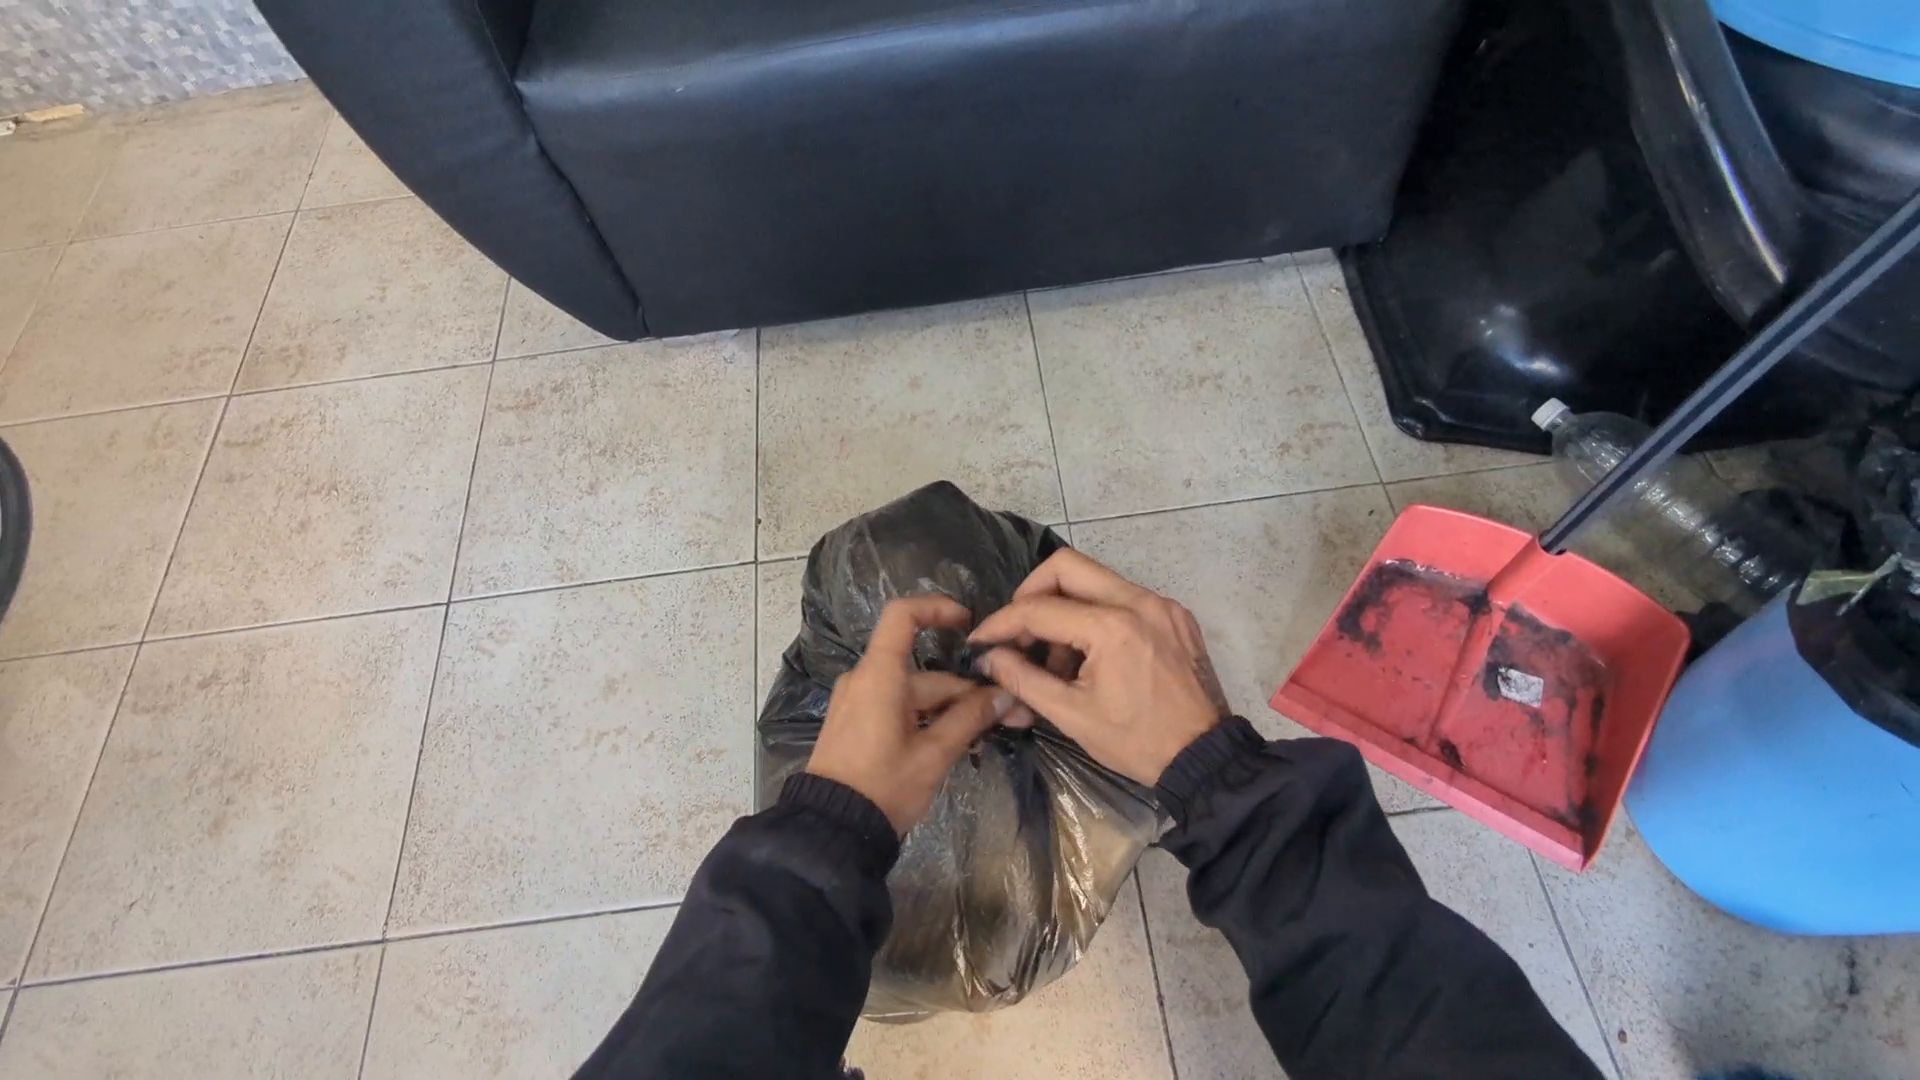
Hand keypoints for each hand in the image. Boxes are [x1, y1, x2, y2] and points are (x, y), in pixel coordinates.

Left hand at [807, 595, 1011, 834]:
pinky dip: (929, 719)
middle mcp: (866, 680)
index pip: (903, 616)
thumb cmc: (883, 787)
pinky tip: (958, 742)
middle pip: (926, 672)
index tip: (969, 624)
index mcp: (880, 675)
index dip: (937, 608)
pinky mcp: (858, 724)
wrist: (831, 831)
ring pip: (917, 694)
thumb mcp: (933, 754)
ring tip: (990, 734)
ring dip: (952, 710)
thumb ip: (971, 719)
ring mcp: (859, 702)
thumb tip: (1006, 695)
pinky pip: (901, 709)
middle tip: (1010, 712)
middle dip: (968, 691)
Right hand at [969, 549, 1227, 785]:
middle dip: (1031, 593)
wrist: (1207, 760)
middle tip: (1018, 629)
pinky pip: (1122, 597)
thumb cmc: (1136, 743)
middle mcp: (1139, 601)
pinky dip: (1096, 616)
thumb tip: (986, 657)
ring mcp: (1161, 604)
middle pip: (1067, 566)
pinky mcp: (1174, 614)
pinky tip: (1091, 656)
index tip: (981, 640)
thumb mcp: (1072, 715)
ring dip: (1065, 608)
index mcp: (1112, 627)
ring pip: (1096, 579)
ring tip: (1058, 658)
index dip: (1001, 623)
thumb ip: (1022, 678)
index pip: (1039, 608)